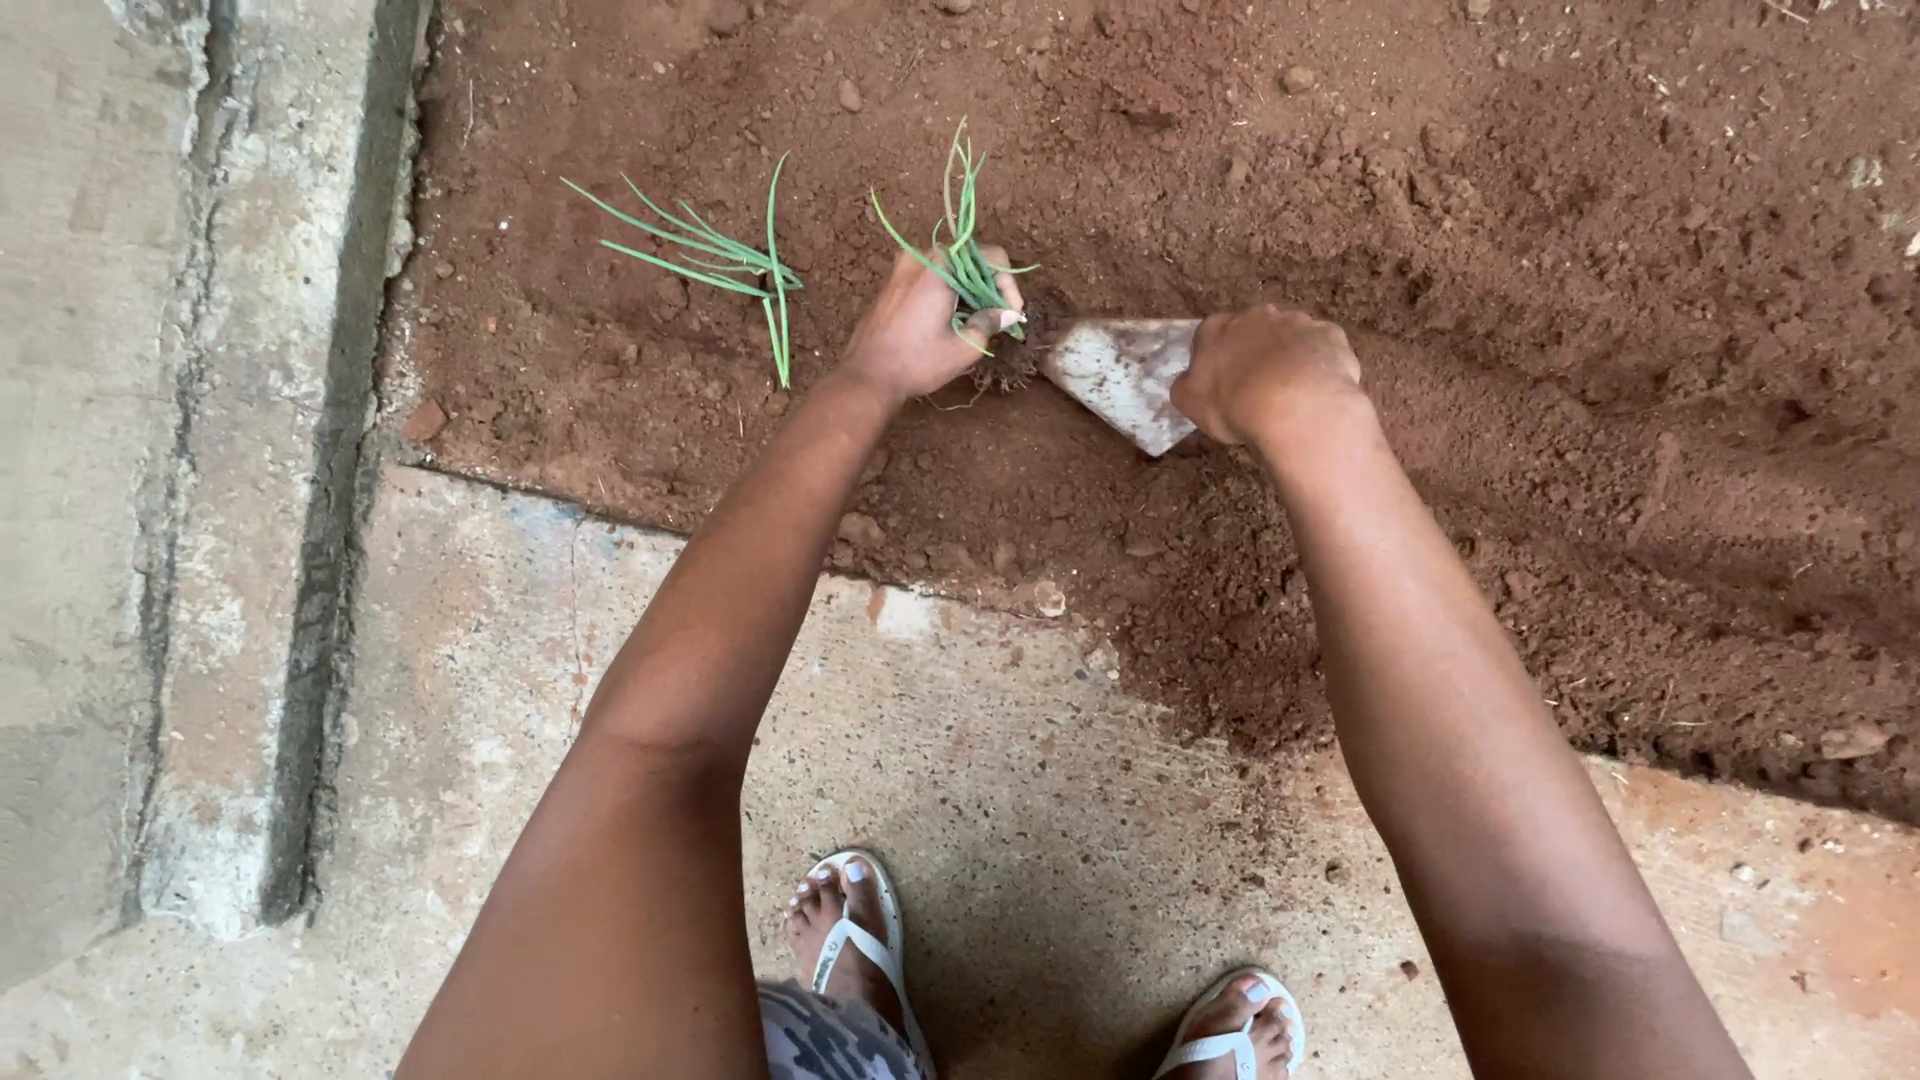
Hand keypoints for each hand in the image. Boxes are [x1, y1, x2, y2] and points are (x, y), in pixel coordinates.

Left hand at [840, 245, 1024, 402]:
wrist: (868, 376)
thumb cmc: (916, 362)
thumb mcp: (963, 347)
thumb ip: (990, 323)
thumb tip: (1006, 314)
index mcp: (940, 265)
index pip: (991, 256)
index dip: (1008, 285)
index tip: (1011, 315)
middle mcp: (920, 257)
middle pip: (970, 259)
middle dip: (989, 288)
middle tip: (997, 319)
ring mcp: (902, 268)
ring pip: (951, 269)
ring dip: (969, 292)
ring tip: (976, 323)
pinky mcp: (893, 283)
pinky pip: (931, 278)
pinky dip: (948, 294)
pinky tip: (952, 321)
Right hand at [1170, 304, 1365, 445]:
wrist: (1294, 407)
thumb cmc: (1233, 405)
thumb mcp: (1188, 403)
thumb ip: (1184, 386)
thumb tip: (1188, 379)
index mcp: (1216, 328)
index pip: (1209, 337)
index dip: (1215, 361)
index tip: (1221, 385)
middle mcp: (1256, 316)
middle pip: (1251, 332)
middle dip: (1253, 353)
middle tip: (1255, 389)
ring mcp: (1296, 321)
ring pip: (1287, 338)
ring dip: (1286, 358)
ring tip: (1288, 393)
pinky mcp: (1329, 335)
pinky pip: (1320, 348)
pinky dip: (1317, 364)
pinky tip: (1314, 389)